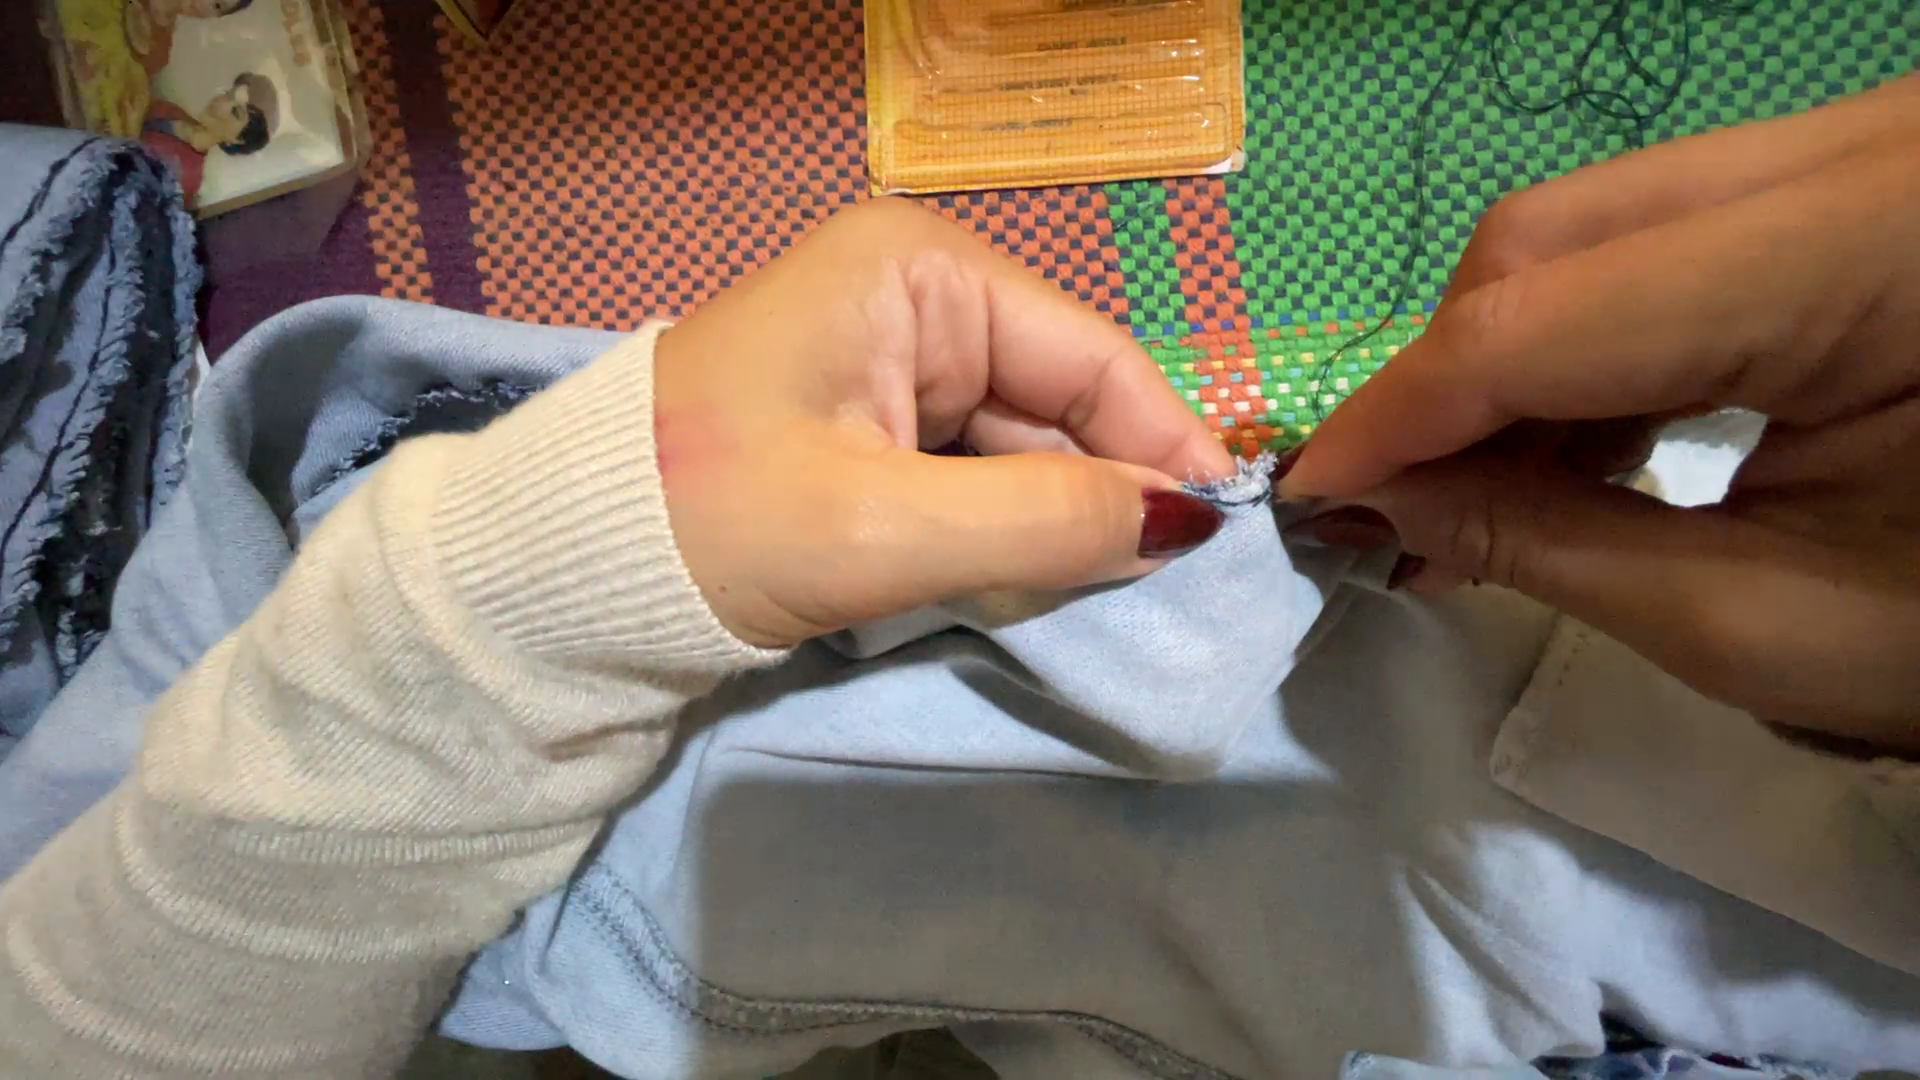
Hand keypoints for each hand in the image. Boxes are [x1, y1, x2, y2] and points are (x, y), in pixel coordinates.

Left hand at [653, 199, 1234, 647]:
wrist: (569, 573)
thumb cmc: (712, 522)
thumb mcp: (885, 525)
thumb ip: (1042, 520)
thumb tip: (1177, 520)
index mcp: (918, 276)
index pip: (1087, 354)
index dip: (1161, 440)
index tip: (1216, 526)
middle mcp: (914, 305)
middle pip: (1056, 401)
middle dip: (1106, 488)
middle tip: (1163, 577)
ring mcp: (893, 371)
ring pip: (1019, 448)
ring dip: (1057, 519)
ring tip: (1100, 587)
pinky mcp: (875, 433)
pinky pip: (973, 478)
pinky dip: (1006, 531)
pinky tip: (1029, 575)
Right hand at [1282, 76, 1919, 751]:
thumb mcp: (1766, 623)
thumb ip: (1535, 545)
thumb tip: (1375, 505)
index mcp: (1888, 253)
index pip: (1534, 322)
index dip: (1393, 416)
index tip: (1308, 492)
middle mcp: (1873, 152)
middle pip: (1542, 244)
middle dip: (1437, 382)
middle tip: (1399, 496)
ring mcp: (1867, 156)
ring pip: (1578, 237)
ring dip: (1492, 373)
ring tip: (1481, 487)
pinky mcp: (1857, 189)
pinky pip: (1639, 254)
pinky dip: (1565, 356)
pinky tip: (1569, 443)